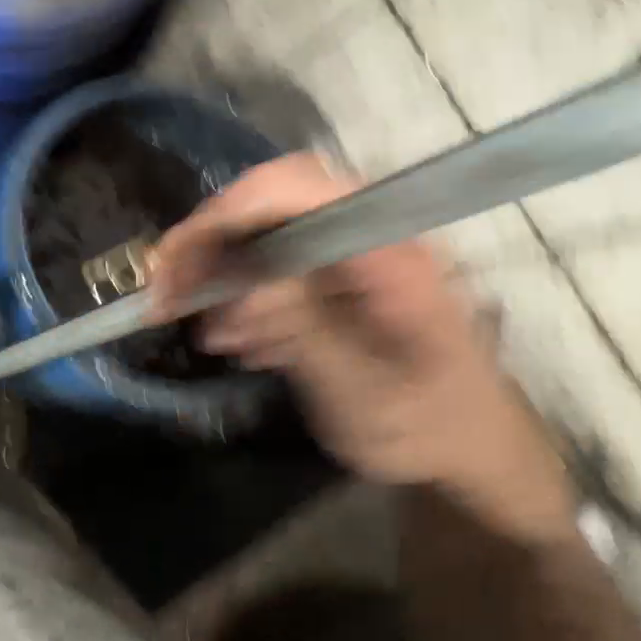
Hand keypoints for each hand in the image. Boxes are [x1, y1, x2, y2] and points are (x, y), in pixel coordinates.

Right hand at [152, 153, 574, 541]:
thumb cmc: (429, 428)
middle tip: (166, 287)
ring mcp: (351, 251)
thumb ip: (306, 332)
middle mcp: (368, 233)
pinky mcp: (337, 274)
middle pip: (269, 200)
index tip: (179, 260)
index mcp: (389, 248)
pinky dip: (239, 290)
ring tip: (192, 320)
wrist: (473, 452)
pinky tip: (232, 337)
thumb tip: (245, 279)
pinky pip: (273, 260)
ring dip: (217, 268)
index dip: (228, 211)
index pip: (297, 188)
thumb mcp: (364, 393)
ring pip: (263, 228)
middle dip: (210, 240)